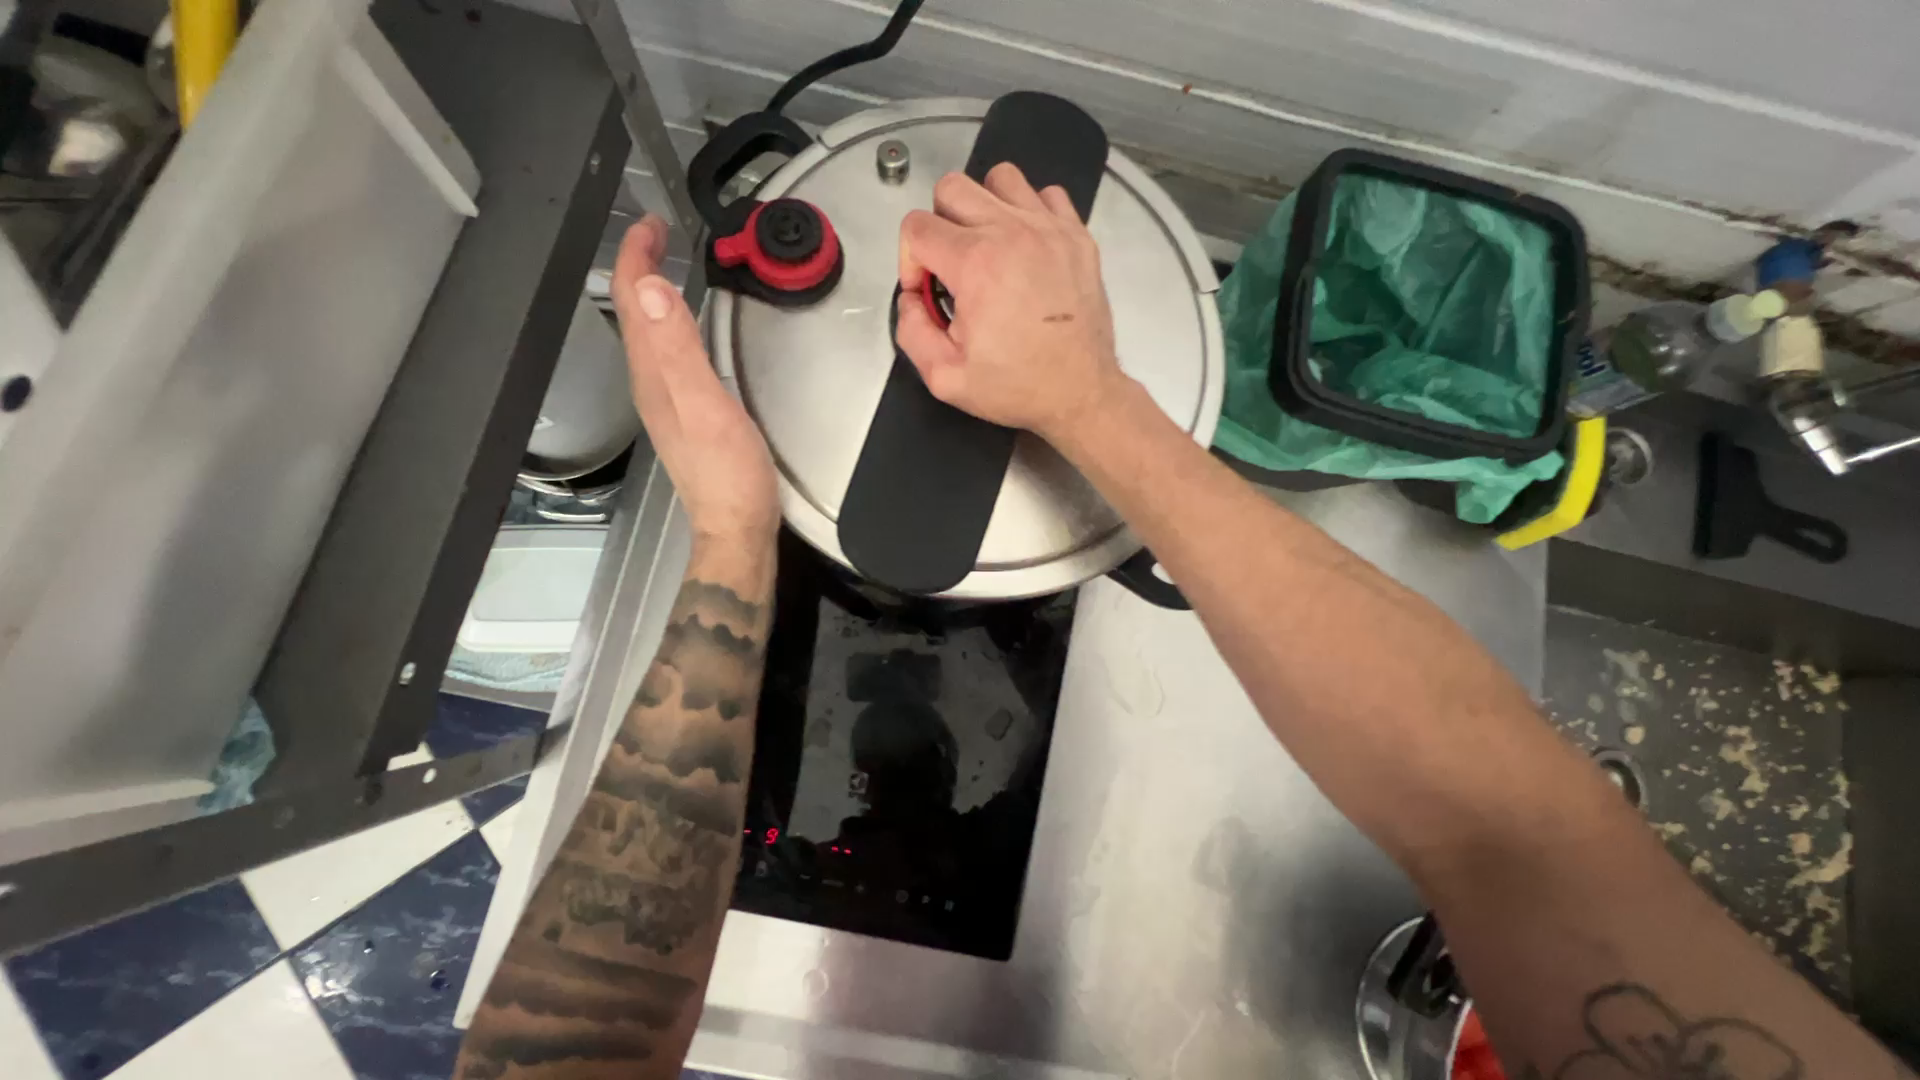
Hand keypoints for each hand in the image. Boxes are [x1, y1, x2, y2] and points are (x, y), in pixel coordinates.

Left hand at [612, 215, 778, 544]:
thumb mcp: (707, 407)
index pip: (635, 303)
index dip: (638, 258)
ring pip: (649, 334)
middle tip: (657, 233)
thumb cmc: (729, 474)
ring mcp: (666, 401)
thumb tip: (655, 292)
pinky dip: (670, 326)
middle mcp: (651, 384)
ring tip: (665, 268)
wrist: (735, 527)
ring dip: (653, 295)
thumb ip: (680, 350)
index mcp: (653, 375)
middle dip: (640, 268)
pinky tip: (685, 329)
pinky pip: (667, 355)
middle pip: (636, 315)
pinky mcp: (685, 414)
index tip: (651, 223)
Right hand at [894, 163, 1129, 445]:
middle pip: (952, 188)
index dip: (910, 261)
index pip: (916, 227)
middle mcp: (1012, 233)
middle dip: (939, 225)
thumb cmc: (1018, 387)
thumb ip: (911, 330)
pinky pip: (1046, 194)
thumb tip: (911, 298)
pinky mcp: (1077, 236)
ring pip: (999, 178)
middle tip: (952, 268)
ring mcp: (1049, 229)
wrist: (1080, 394)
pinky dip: (1028, 211)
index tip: (927, 292)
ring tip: (987, 248)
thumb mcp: (944, 376)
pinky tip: (1023, 247)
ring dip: (983, 207)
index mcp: (975, 264)